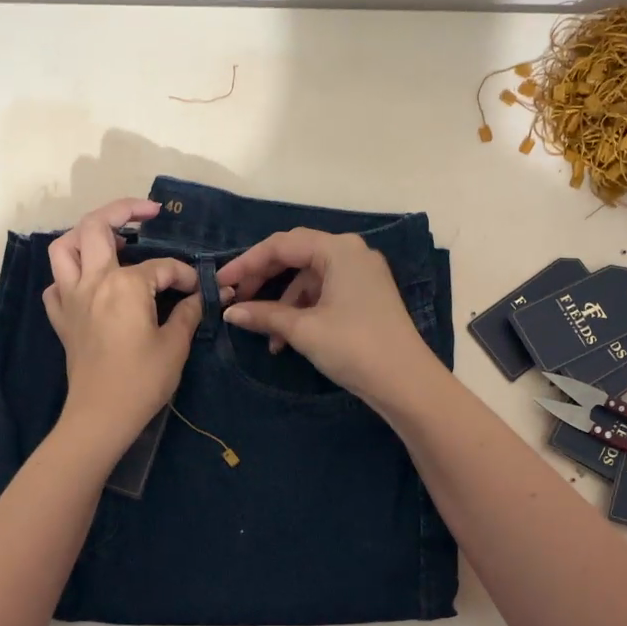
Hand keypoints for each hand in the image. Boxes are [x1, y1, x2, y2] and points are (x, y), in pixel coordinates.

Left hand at [43, 198, 201, 446]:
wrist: (101, 415)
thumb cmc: (141, 381)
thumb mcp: (174, 346)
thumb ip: (188, 314)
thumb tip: (202, 297)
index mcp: (125, 284)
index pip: (161, 266)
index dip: (184, 275)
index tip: (199, 290)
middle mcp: (93, 281)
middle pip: (96, 226)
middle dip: (123, 210)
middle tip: (147, 213)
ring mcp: (71, 299)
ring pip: (64, 248)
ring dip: (84, 235)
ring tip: (109, 241)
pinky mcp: (62, 321)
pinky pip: (55, 286)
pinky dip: (68, 277)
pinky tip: (86, 284)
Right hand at [215, 228, 442, 405]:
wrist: (405, 380)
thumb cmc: (353, 347)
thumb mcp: (303, 331)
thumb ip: (264, 316)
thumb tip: (230, 312)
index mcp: (338, 250)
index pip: (282, 245)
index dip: (247, 263)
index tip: (221, 283)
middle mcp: (351, 253)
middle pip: (295, 256)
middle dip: (263, 279)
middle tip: (235, 301)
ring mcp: (361, 275)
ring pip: (308, 278)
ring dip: (282, 303)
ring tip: (264, 333)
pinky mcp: (365, 296)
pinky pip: (324, 293)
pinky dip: (302, 311)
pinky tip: (287, 340)